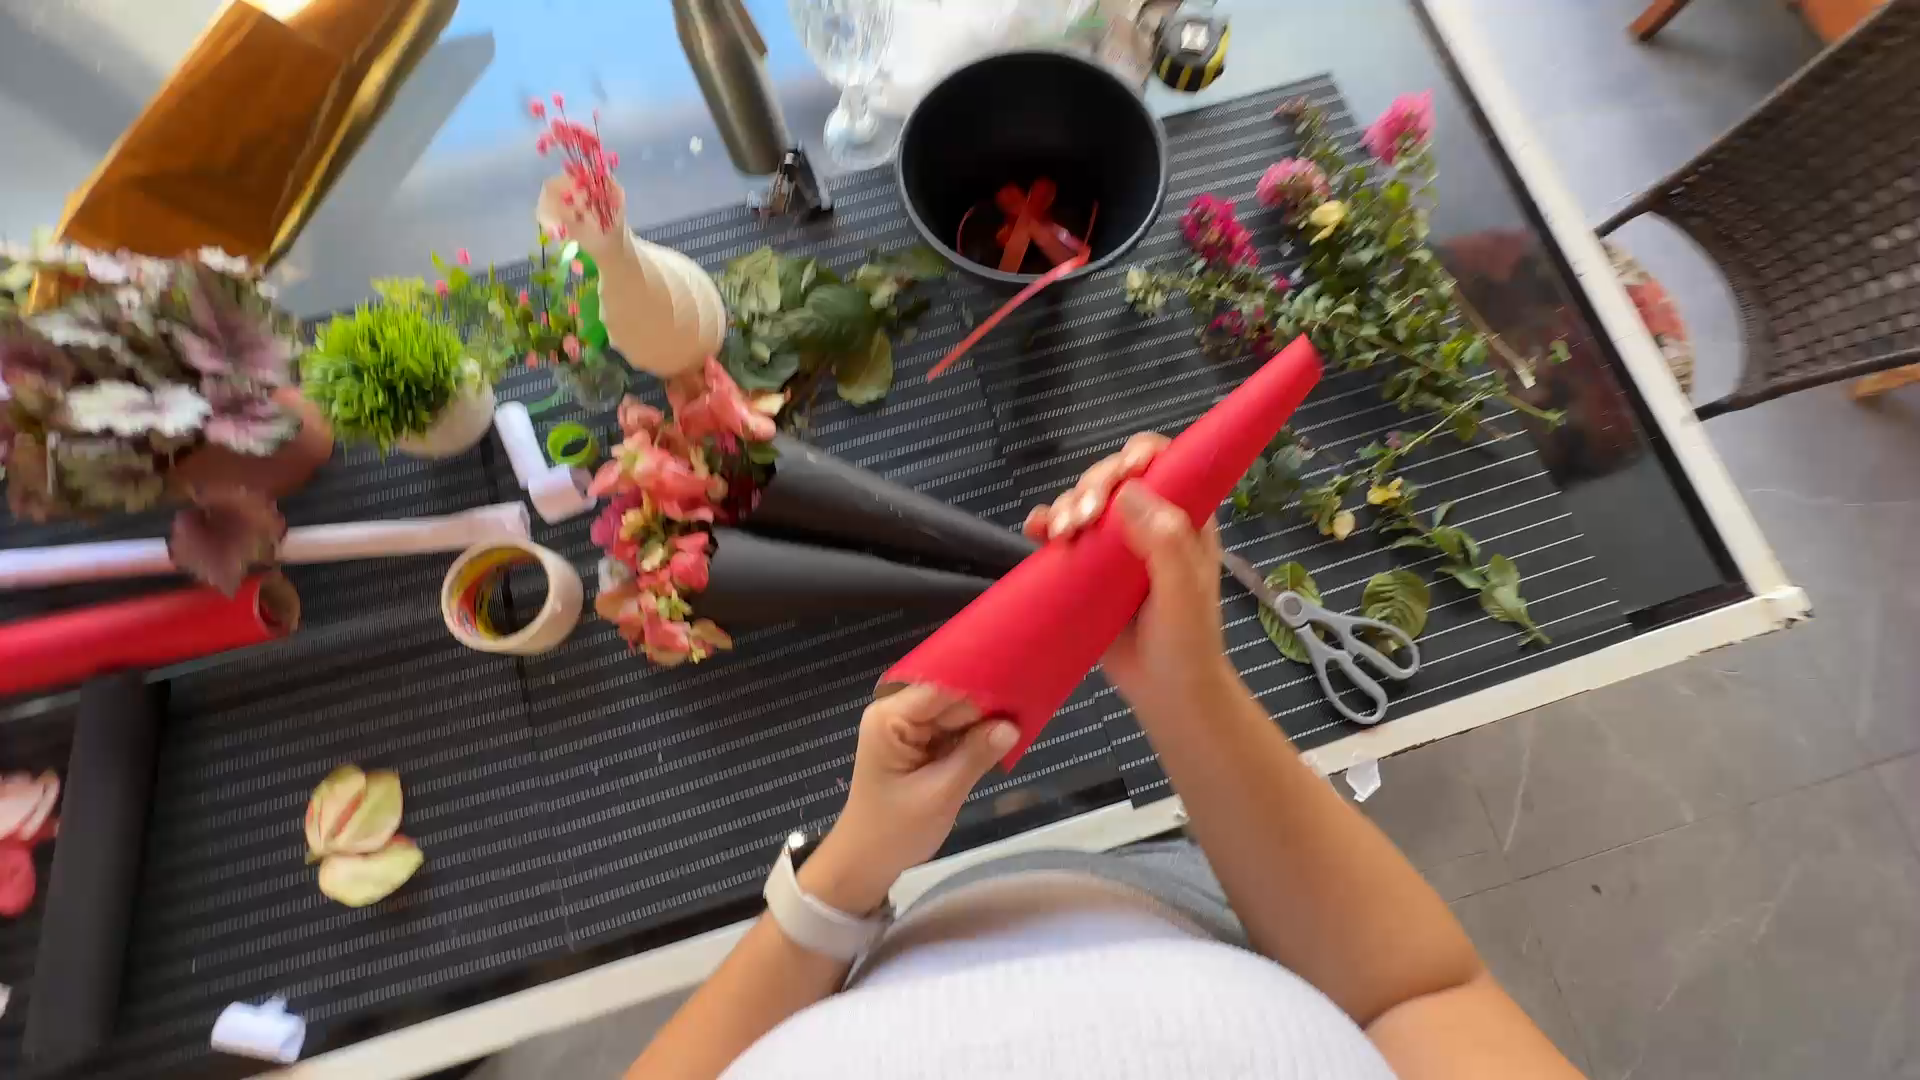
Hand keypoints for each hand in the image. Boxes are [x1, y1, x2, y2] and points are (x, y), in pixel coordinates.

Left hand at [803, 686, 1016, 914]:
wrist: (867, 862)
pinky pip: (954, 729)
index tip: (1017, 681)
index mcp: (890, 717)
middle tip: (1028, 701)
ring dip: (985, 718)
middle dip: (986, 702)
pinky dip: (976, 734)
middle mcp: (897, 712)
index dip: (978, 685)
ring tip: (1024, 712)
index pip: (940, 688)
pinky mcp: (921, 742)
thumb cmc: (894, 831)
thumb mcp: (940, 794)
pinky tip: (1004, 732)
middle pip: (950, 697)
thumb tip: (1013, 726)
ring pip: (957, 712)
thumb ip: (975, 756)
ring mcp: (909, 726)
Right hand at [1022, 433, 1238, 716]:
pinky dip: (1045, 525)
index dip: (1140, 456)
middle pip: (1114, 477)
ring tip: (1060, 534)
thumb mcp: (1183, 590)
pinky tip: (1035, 531)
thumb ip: (1164, 541)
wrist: (1165, 693)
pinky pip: (1061, 534)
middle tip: (1080, 520)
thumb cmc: (1186, 640)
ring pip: (1083, 502)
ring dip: (1065, 506)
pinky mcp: (1086, 567)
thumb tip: (1128, 491)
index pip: (1165, 464)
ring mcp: (1114, 544)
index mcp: (1184, 518)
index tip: (1122, 470)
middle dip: (1092, 486)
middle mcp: (1148, 522)